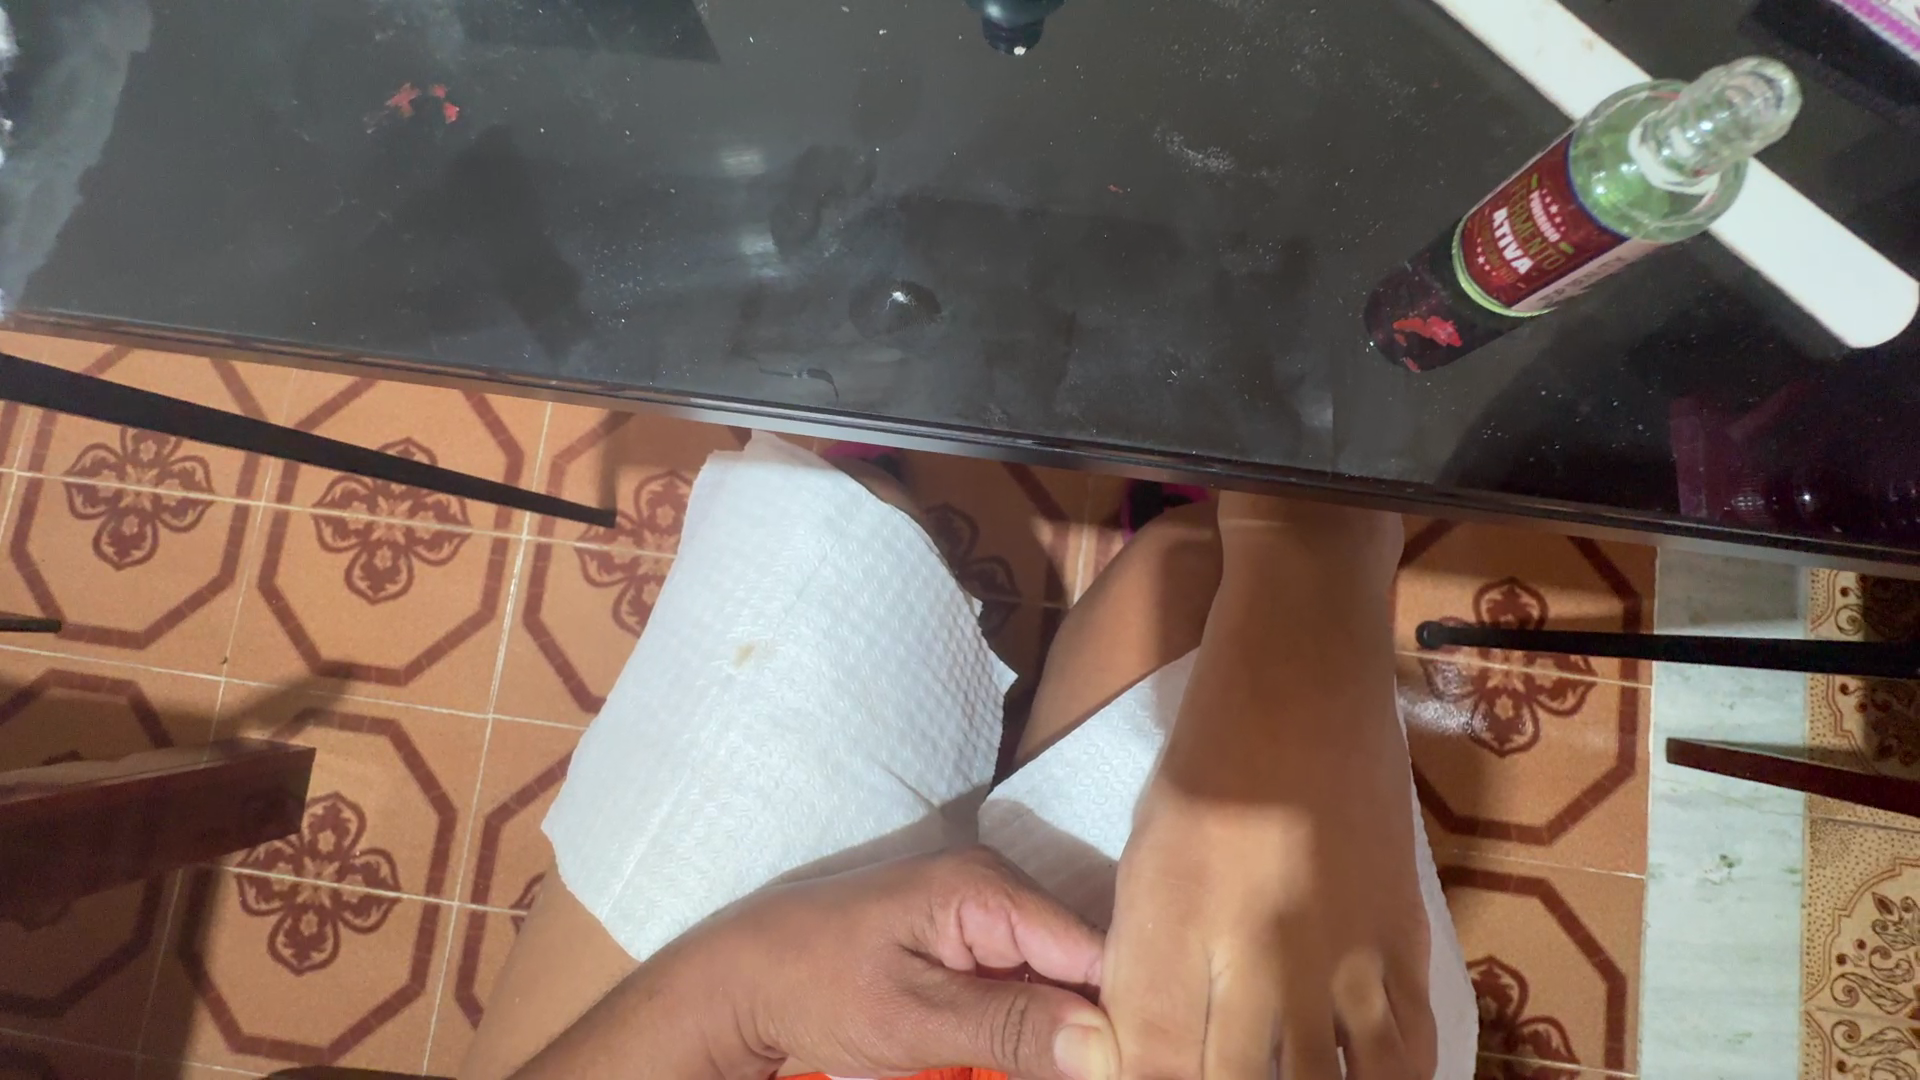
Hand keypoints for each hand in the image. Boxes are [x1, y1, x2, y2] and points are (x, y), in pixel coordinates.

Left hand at [529, 847, 1121, 1079]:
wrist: (750, 972)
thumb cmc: (822, 986)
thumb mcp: (913, 1018)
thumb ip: (1010, 1025)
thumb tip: (1107, 1046)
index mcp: (989, 890)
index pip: (1092, 949)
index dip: (1125, 1014)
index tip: (1147, 1070)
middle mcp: (999, 890)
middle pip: (1082, 963)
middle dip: (1101, 1028)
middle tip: (1122, 1075)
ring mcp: (986, 915)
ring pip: (1059, 978)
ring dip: (1071, 1035)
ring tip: (1090, 1069)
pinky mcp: (972, 942)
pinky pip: (1027, 983)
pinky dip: (1040, 1029)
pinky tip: (1047, 1063)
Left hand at [1100, 494, 1436, 1079]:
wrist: (1300, 669)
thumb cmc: (1204, 742)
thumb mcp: (1146, 844)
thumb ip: (1142, 950)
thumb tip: (1143, 1044)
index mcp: (1166, 915)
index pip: (1147, 1060)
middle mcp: (1249, 950)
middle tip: (1210, 1066)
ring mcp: (1337, 950)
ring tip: (1285, 1070)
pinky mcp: (1407, 939)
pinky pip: (1405, 1058)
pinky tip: (1353, 1076)